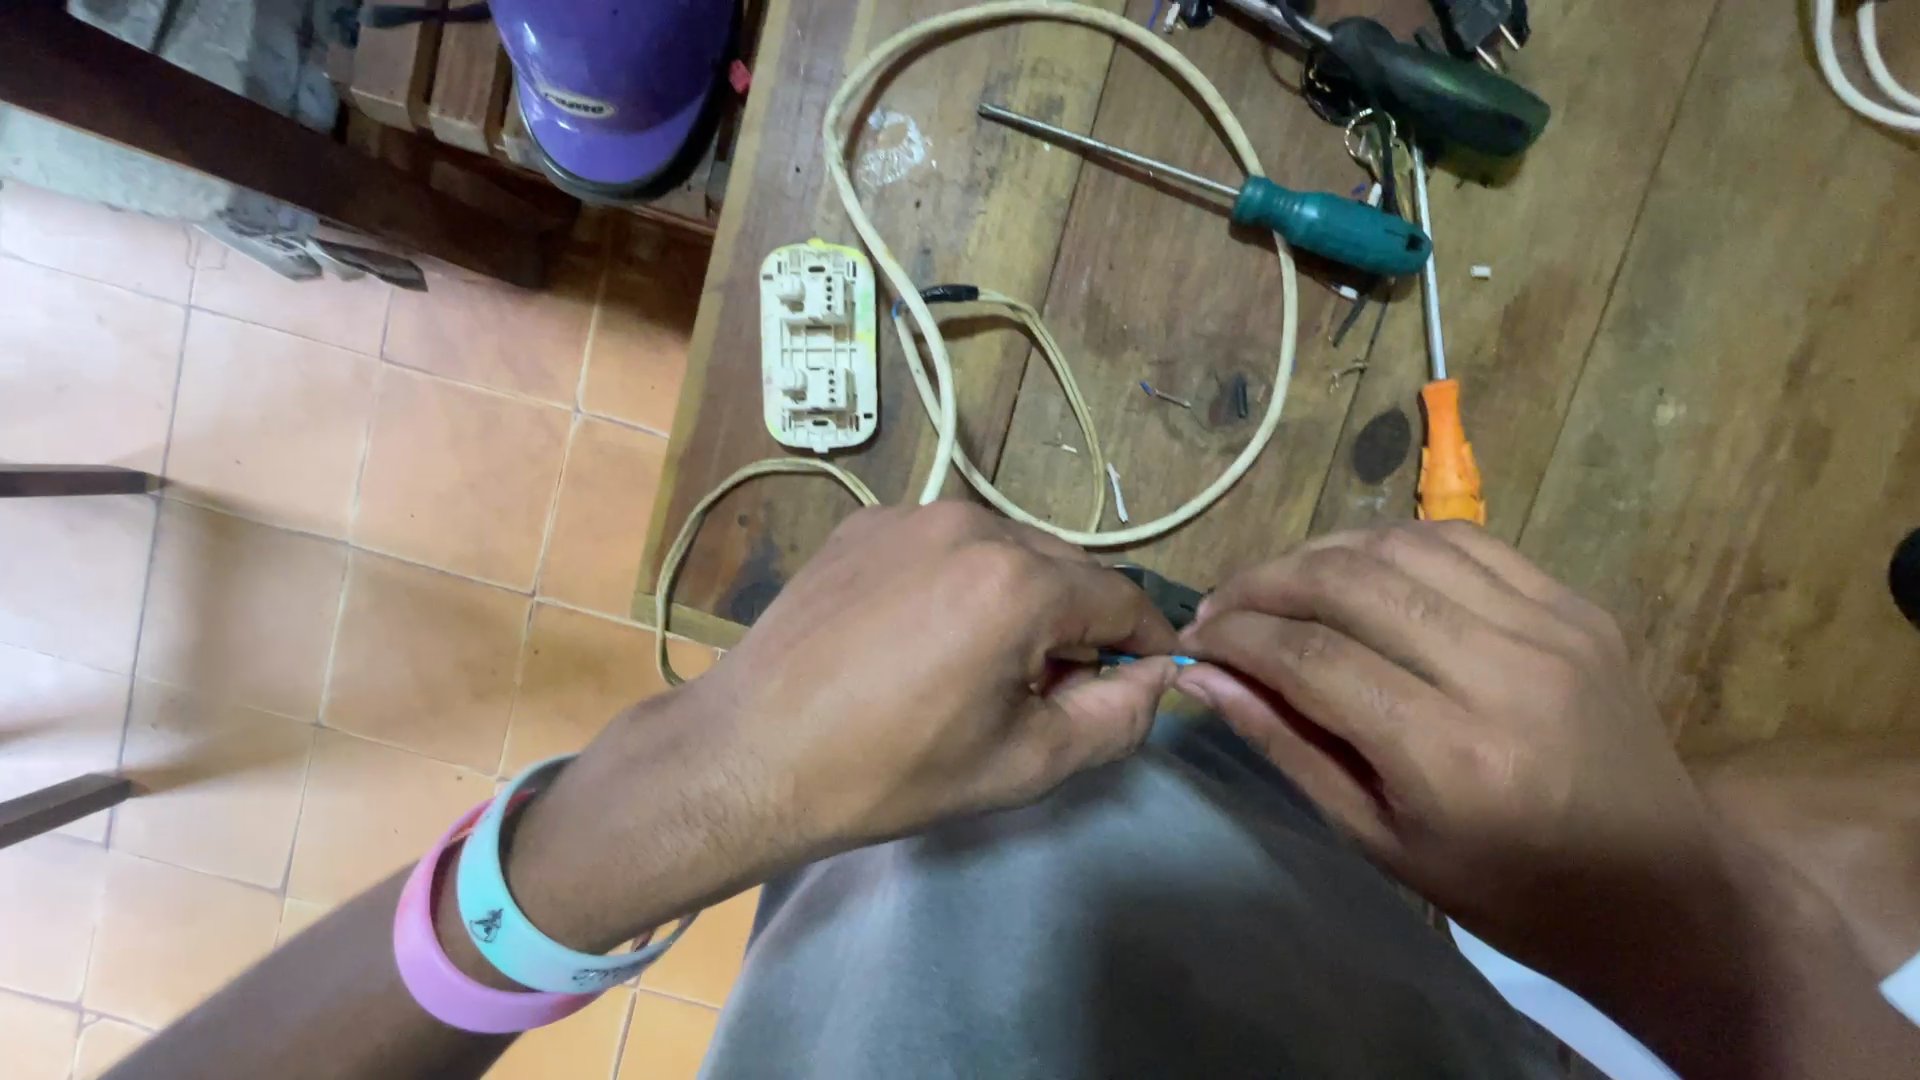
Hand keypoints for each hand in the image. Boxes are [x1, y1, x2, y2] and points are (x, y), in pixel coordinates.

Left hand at [487, 502, 1175, 964]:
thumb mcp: (1021, 763)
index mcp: (1017, 581)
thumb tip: (1155, 676)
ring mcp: (910, 514)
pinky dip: (960, 580)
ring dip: (1020, 597)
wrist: (748, 753)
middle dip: (1080, 622)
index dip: (1145, 639)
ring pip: (1005, 549)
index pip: (1120, 596)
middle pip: (1064, 567)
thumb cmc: (890, 771)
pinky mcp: (864, 523)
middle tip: (1055, 686)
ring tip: (985, 660)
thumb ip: (1114, 717)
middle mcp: (970, 523)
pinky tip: (922, 631)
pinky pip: (943, 544)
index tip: (1145, 674)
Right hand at [1172, 522, 1722, 984]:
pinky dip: (1383, 542)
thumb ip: (1282, 744)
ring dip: (1313, 555)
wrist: (1666, 889)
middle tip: (1218, 606)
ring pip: (1396, 546)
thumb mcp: (1373, 836)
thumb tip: (1200, 679)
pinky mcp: (1574, 605)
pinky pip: (1457, 540)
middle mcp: (1504, 673)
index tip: (1193, 640)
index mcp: (1452, 755)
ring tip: (1272, 585)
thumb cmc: (1502, 885)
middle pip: (1347, 584)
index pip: (1311, 657)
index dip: (1237, 638)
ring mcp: (1550, 628)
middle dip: (1261, 584)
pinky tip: (1348, 567)